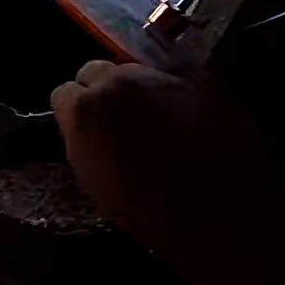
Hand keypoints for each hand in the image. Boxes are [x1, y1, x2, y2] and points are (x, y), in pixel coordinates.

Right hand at [49, 61, 265, 240]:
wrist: (220, 214)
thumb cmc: (147, 209)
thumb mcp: (93, 178)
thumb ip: (81, 138)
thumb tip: (83, 124)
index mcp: (86, 109)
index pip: (64, 93)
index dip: (74, 112)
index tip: (86, 129)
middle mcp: (118, 82)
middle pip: (96, 70)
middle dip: (101, 91)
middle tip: (116, 120)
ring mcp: (160, 77)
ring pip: (135, 71)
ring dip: (136, 90)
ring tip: (153, 119)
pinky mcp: (197, 79)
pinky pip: (172, 77)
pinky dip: (170, 92)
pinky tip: (182, 117)